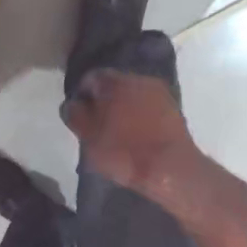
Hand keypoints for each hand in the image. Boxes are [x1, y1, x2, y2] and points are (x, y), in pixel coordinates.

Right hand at [64, 70, 198, 192]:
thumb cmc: (124, 152)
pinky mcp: (174, 110)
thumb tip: (72, 104)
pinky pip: (150, 108)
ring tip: (118, 133)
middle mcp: (139, 79)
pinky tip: (137, 136)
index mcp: (114, 82)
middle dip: (104, 102)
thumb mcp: (89, 137)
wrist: (170, 168)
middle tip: (97, 125)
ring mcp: (160, 93)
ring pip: (134, 97)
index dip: (82, 95)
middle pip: (114, 86)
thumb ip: (76, 116)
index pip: (91, 78)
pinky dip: (141, 118)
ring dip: (124, 110)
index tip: (79, 115)